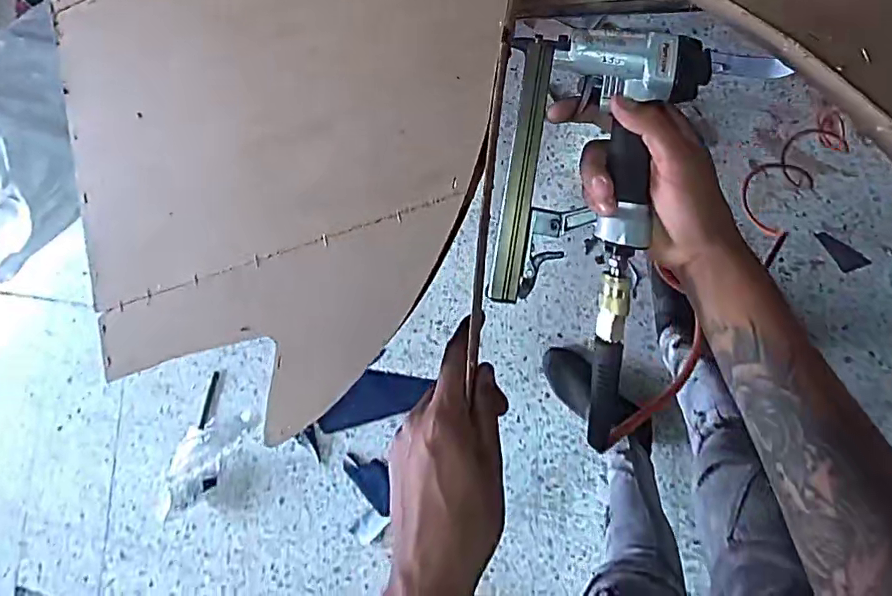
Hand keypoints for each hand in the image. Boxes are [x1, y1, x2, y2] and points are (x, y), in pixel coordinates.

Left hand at [386, 318, 508, 595]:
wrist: (429, 572)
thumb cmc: (464, 526)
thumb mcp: (491, 459)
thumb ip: (487, 410)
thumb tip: (484, 378)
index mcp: (443, 418)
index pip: (454, 359)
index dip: (467, 334)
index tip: (473, 321)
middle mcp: (417, 423)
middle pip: (447, 386)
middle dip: (471, 390)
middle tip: (494, 410)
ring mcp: (403, 441)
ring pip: (435, 409)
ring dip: (456, 415)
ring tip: (476, 451)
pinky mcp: (397, 458)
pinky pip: (423, 429)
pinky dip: (441, 432)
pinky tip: (455, 463)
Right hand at [548, 94, 750, 284]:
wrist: (693, 254)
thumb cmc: (699, 209)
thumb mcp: (678, 160)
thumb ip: (650, 125)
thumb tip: (620, 101)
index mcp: (664, 128)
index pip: (630, 99)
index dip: (603, 92)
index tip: (580, 94)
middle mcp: (644, 144)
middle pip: (603, 123)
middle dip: (581, 123)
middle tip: (559, 117)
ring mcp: (630, 169)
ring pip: (595, 157)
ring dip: (595, 177)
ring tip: (609, 197)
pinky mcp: (619, 192)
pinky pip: (592, 184)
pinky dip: (596, 195)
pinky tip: (610, 207)